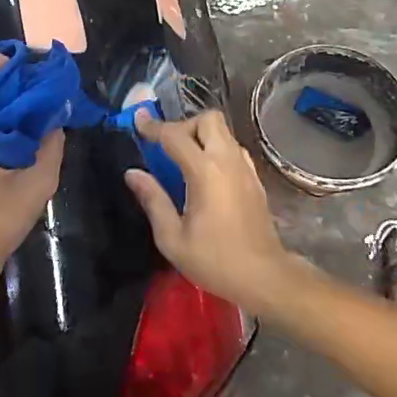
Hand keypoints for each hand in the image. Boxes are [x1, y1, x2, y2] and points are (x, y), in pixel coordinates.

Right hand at [125, 111, 293, 308]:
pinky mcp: (255, 178)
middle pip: (208, 120)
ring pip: (224, 132)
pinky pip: (233, 149)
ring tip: (183, 159)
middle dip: (184, 125)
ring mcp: (245, 168)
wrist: (264, 276)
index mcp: (205, 172)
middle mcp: (228, 161)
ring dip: (202, 135)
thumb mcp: (173, 238)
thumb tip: (133, 173)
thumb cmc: (215, 260)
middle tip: (167, 146)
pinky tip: (206, 174)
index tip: (137, 120)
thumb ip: (153, 200)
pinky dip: (216, 149)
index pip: (175, 136)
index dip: (153, 126)